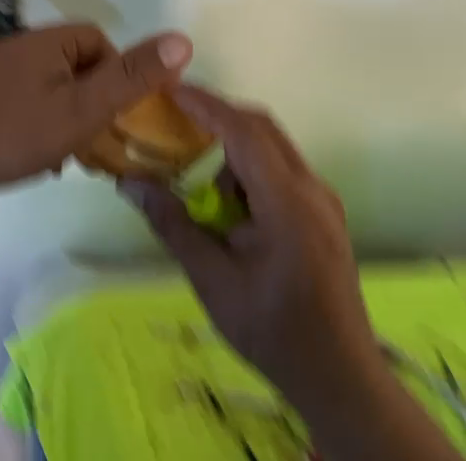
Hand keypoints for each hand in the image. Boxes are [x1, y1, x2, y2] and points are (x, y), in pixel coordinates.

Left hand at [0, 24, 192, 207]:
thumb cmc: (17, 134)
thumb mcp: (85, 108)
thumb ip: (132, 77)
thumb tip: (182, 39)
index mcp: (42, 41)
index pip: (98, 40)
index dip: (116, 73)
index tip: (117, 111)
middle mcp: (18, 49)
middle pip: (76, 65)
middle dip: (93, 101)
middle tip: (96, 137)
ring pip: (54, 90)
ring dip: (69, 120)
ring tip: (69, 154)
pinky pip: (29, 107)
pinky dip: (43, 129)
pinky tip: (42, 161)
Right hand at [122, 86, 383, 416]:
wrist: (337, 377)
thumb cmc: (271, 328)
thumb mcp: (210, 277)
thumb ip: (171, 222)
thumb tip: (128, 181)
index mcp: (288, 202)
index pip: (243, 132)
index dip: (205, 105)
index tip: (167, 89)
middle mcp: (312, 191)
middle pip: (262, 130)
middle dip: (216, 118)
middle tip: (172, 118)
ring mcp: (323, 203)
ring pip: (272, 150)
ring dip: (232, 151)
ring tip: (197, 183)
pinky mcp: (322, 217)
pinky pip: (281, 173)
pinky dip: (248, 172)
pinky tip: (227, 207)